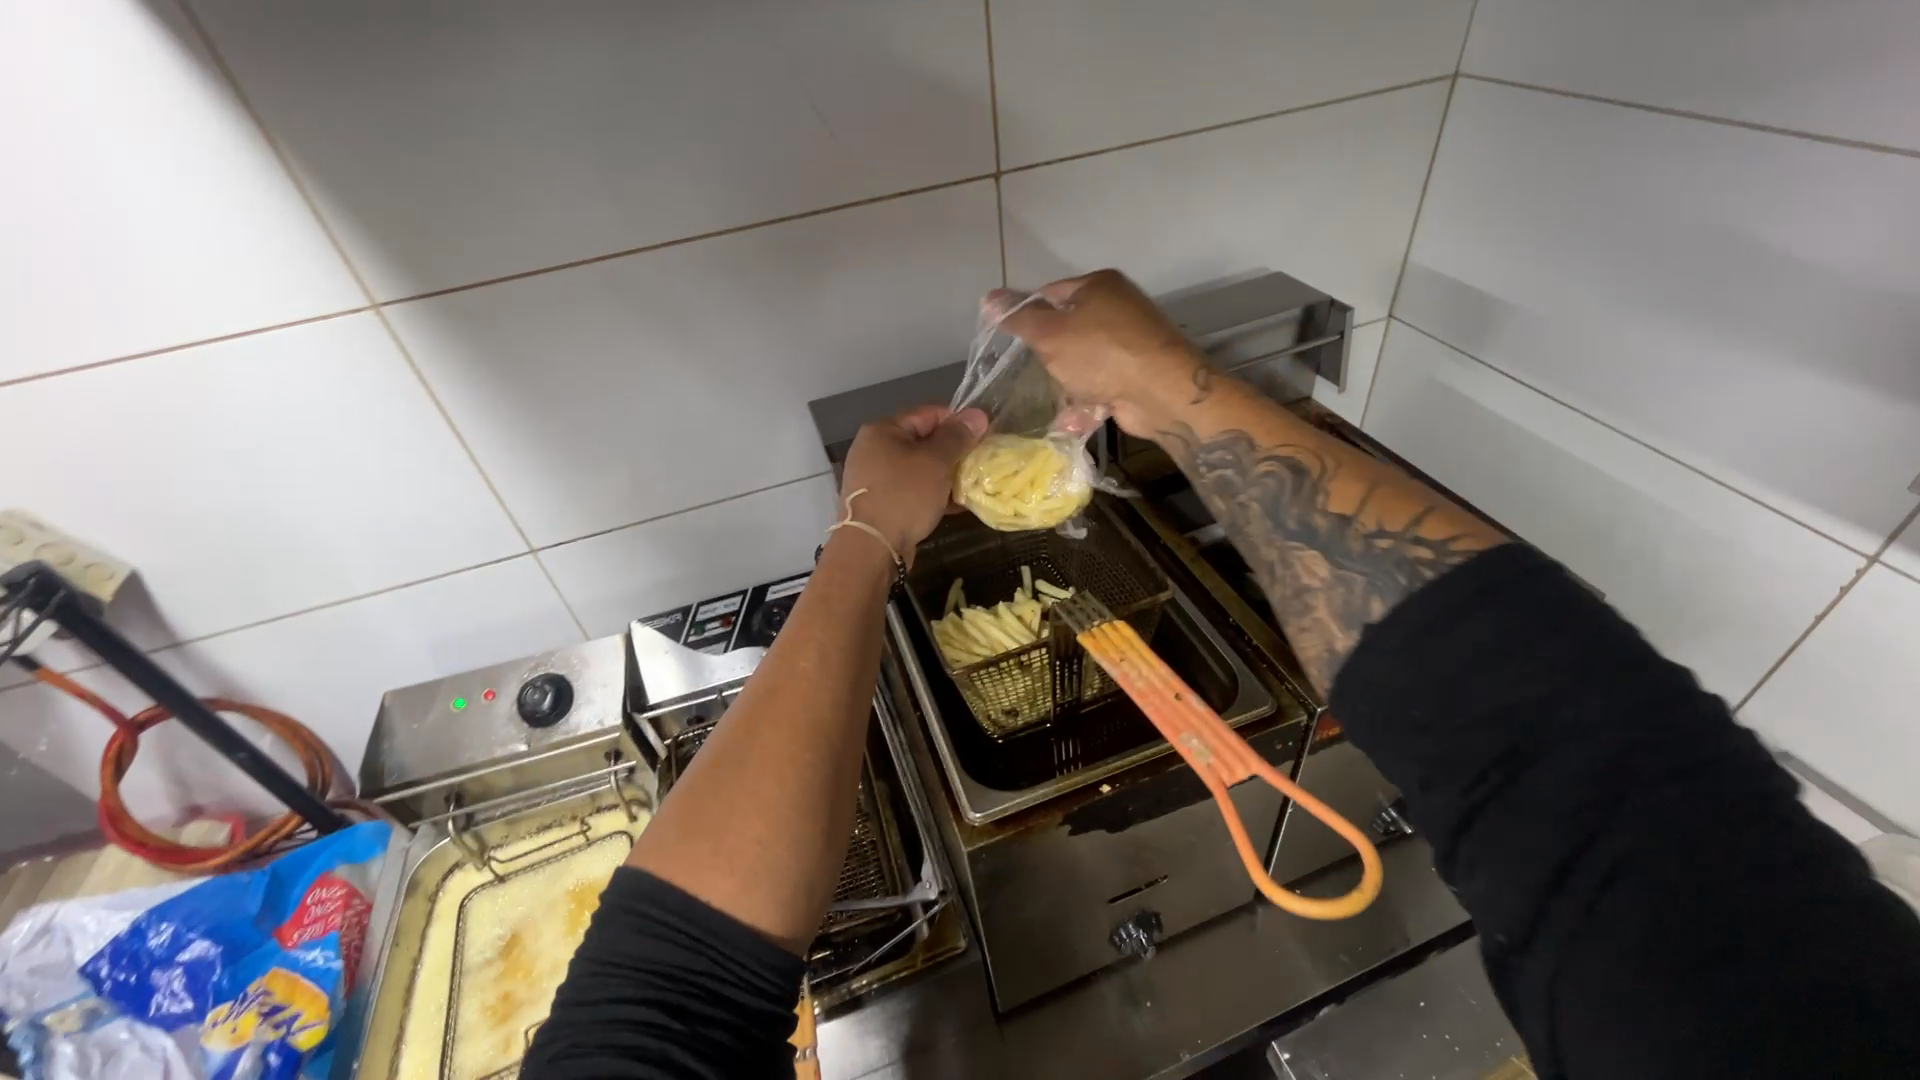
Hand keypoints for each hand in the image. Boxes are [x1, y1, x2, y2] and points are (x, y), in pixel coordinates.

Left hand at [838, 404, 986, 568]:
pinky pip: (914, 492)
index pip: (928, 414)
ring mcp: (876, 480)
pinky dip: (935, 495)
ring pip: (920, 470)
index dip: (959, 422)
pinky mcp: (882, 505)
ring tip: (975, 483)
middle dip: (954, 452)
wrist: (871, 548)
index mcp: (883, 430)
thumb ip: (957, 437)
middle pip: (924, 442)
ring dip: (947, 476)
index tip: (985, 435)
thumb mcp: (935, 462)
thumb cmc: (903, 496)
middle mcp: (875, 450)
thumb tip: (978, 414)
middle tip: (982, 461)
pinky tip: (959, 504)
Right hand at [987, 269, 1207, 437]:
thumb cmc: (1102, 355)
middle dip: (1049, 357)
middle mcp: (1117, 308)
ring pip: (1081, 362)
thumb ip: (1019, 318)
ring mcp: (1128, 343)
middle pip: (1066, 330)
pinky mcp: (1134, 375)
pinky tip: (1075, 417)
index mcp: (1098, 286)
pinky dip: (1087, 401)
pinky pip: (1100, 385)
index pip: (1049, 294)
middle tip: (1036, 374)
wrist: (1161, 393)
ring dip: (1067, 384)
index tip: (1010, 343)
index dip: (1027, 317)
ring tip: (1056, 399)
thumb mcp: (1050, 334)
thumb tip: (989, 298)